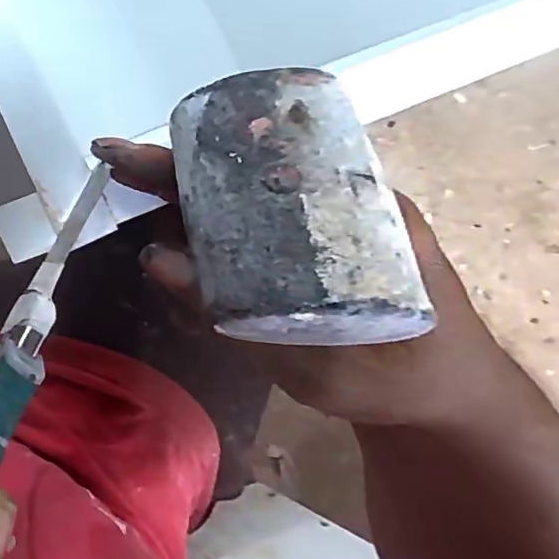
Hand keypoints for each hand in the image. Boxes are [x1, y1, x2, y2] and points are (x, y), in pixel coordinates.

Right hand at [91, 138, 545, 431]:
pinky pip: (239, 224)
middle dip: (171, 164)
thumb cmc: (399, 383)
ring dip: (178, 189)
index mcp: (356, 219)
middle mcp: (333, 212)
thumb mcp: (321, 361)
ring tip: (127, 178)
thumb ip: (235, 316)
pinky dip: (194, 219)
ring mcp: (315, 230)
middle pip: (238, 175)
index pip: (260, 169)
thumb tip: (155, 258)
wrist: (447, 408)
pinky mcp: (299, 252)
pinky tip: (165, 224)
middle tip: (112, 157)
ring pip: (233, 197)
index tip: (138, 151)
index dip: (194, 158)